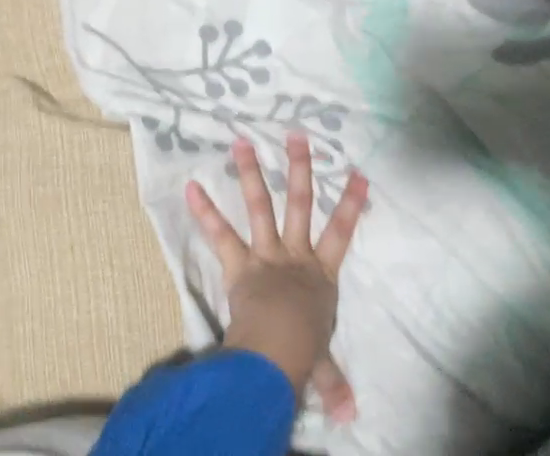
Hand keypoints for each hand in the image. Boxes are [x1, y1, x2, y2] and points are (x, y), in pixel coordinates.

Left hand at [187, 134, 369, 422]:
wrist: (277, 350)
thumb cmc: (302, 353)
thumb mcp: (321, 365)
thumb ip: (332, 382)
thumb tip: (349, 414)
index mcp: (320, 275)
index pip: (341, 232)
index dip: (350, 203)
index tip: (358, 173)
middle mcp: (295, 256)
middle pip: (300, 204)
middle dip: (300, 169)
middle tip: (296, 135)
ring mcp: (266, 254)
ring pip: (261, 207)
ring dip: (250, 174)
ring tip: (240, 142)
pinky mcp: (239, 263)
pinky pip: (221, 234)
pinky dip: (205, 211)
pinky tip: (190, 186)